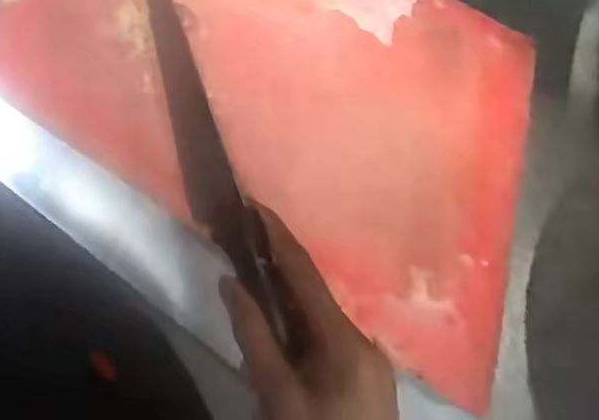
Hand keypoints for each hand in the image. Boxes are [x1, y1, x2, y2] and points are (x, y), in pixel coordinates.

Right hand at [223, 206, 398, 419]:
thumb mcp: (278, 396)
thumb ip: (252, 334)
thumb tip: (230, 281)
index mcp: (345, 341)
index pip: (304, 272)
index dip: (276, 234)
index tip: (253, 203)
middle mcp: (362, 343)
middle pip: (310, 293)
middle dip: (273, 270)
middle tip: (237, 246)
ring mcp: (368, 364)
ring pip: (316, 318)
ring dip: (282, 303)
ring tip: (247, 292)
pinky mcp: (365, 382)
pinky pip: (324, 340)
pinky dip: (296, 330)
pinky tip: (272, 339)